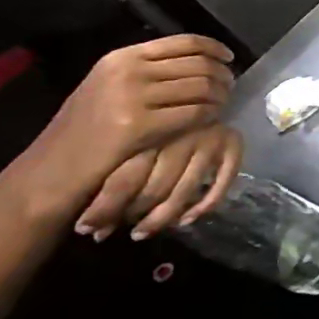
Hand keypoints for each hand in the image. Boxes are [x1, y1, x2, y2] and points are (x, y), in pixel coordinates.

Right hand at [13, 35, 233, 213]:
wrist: (53, 170)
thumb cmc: (85, 132)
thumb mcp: (109, 87)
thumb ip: (146, 72)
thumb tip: (196, 64)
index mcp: (122, 57)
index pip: (184, 42)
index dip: (214, 48)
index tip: (229, 58)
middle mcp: (128, 70)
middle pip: (198, 63)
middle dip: (222, 75)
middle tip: (231, 88)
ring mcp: (132, 96)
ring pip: (201, 87)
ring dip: (220, 96)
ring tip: (223, 105)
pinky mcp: (140, 125)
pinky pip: (194, 113)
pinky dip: (209, 116)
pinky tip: (211, 122)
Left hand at [78, 123, 243, 241]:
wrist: (194, 84)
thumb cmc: (137, 119)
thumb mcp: (119, 135)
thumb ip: (111, 170)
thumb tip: (89, 229)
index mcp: (147, 124)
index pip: (125, 179)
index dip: (104, 209)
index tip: (85, 229)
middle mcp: (179, 130)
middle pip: (156, 187)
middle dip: (132, 215)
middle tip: (115, 232)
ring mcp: (209, 136)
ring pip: (186, 189)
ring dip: (163, 218)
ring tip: (141, 233)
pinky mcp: (233, 141)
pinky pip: (222, 181)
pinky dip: (206, 204)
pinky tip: (187, 219)